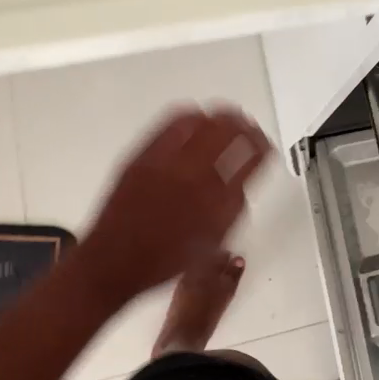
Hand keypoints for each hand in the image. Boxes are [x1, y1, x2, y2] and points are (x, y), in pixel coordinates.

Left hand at [72, 106, 271, 307]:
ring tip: (226, 121)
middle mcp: (193, 172)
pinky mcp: (142, 155)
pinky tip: (195, 120)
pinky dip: (189, 117)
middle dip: (244, 127)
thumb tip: (242, 183)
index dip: (262, 146)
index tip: (265, 145)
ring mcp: (165, 160)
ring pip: (202, 121)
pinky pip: (172, 124)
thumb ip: (232, 207)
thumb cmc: (165, 259)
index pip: (250, 156)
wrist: (113, 262)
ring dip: (220, 118)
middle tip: (249, 130)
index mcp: (216, 197)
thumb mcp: (213, 241)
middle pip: (229, 131)